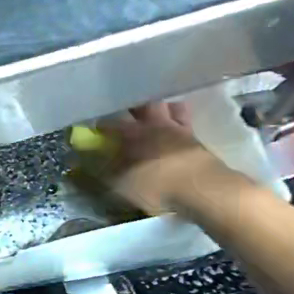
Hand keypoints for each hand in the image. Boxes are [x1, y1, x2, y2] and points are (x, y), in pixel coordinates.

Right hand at [101, 101, 247, 215]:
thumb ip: (105, 173)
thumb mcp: (121, 186)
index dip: (102, 125)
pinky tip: (176, 122)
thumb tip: (92, 164)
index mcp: (132, 135)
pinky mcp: (196, 139)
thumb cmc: (156, 186)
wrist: (202, 188)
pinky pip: (185, 120)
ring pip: (169, 107)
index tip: (96, 128)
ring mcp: (178, 130)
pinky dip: (179, 116)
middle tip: (128, 110)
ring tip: (155, 111)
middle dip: (135, 105)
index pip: (111, 123)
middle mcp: (154, 126)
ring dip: (162, 107)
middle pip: (144, 105)